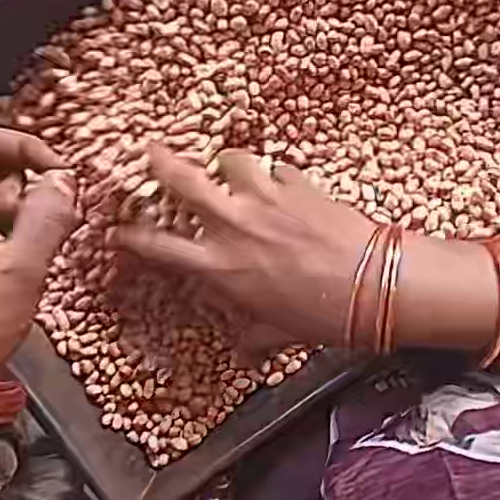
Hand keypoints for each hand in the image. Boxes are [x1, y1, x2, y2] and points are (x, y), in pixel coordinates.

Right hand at [116, 146, 499, 356]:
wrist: (378, 285)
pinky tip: (287, 185)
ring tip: (235, 169)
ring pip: (232, 160)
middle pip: (184, 181)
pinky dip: (278, 175)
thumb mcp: (281, 332)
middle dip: (161, 162)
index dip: (135, 237)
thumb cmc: (326, 317)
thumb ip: (254, 334)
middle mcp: (235, 226)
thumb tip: (243, 348)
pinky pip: (279, 168)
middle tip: (153, 151)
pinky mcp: (300, 183)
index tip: (121, 229)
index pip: (163, 248)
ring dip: (230, 164)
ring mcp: (266, 198)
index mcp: (223, 267)